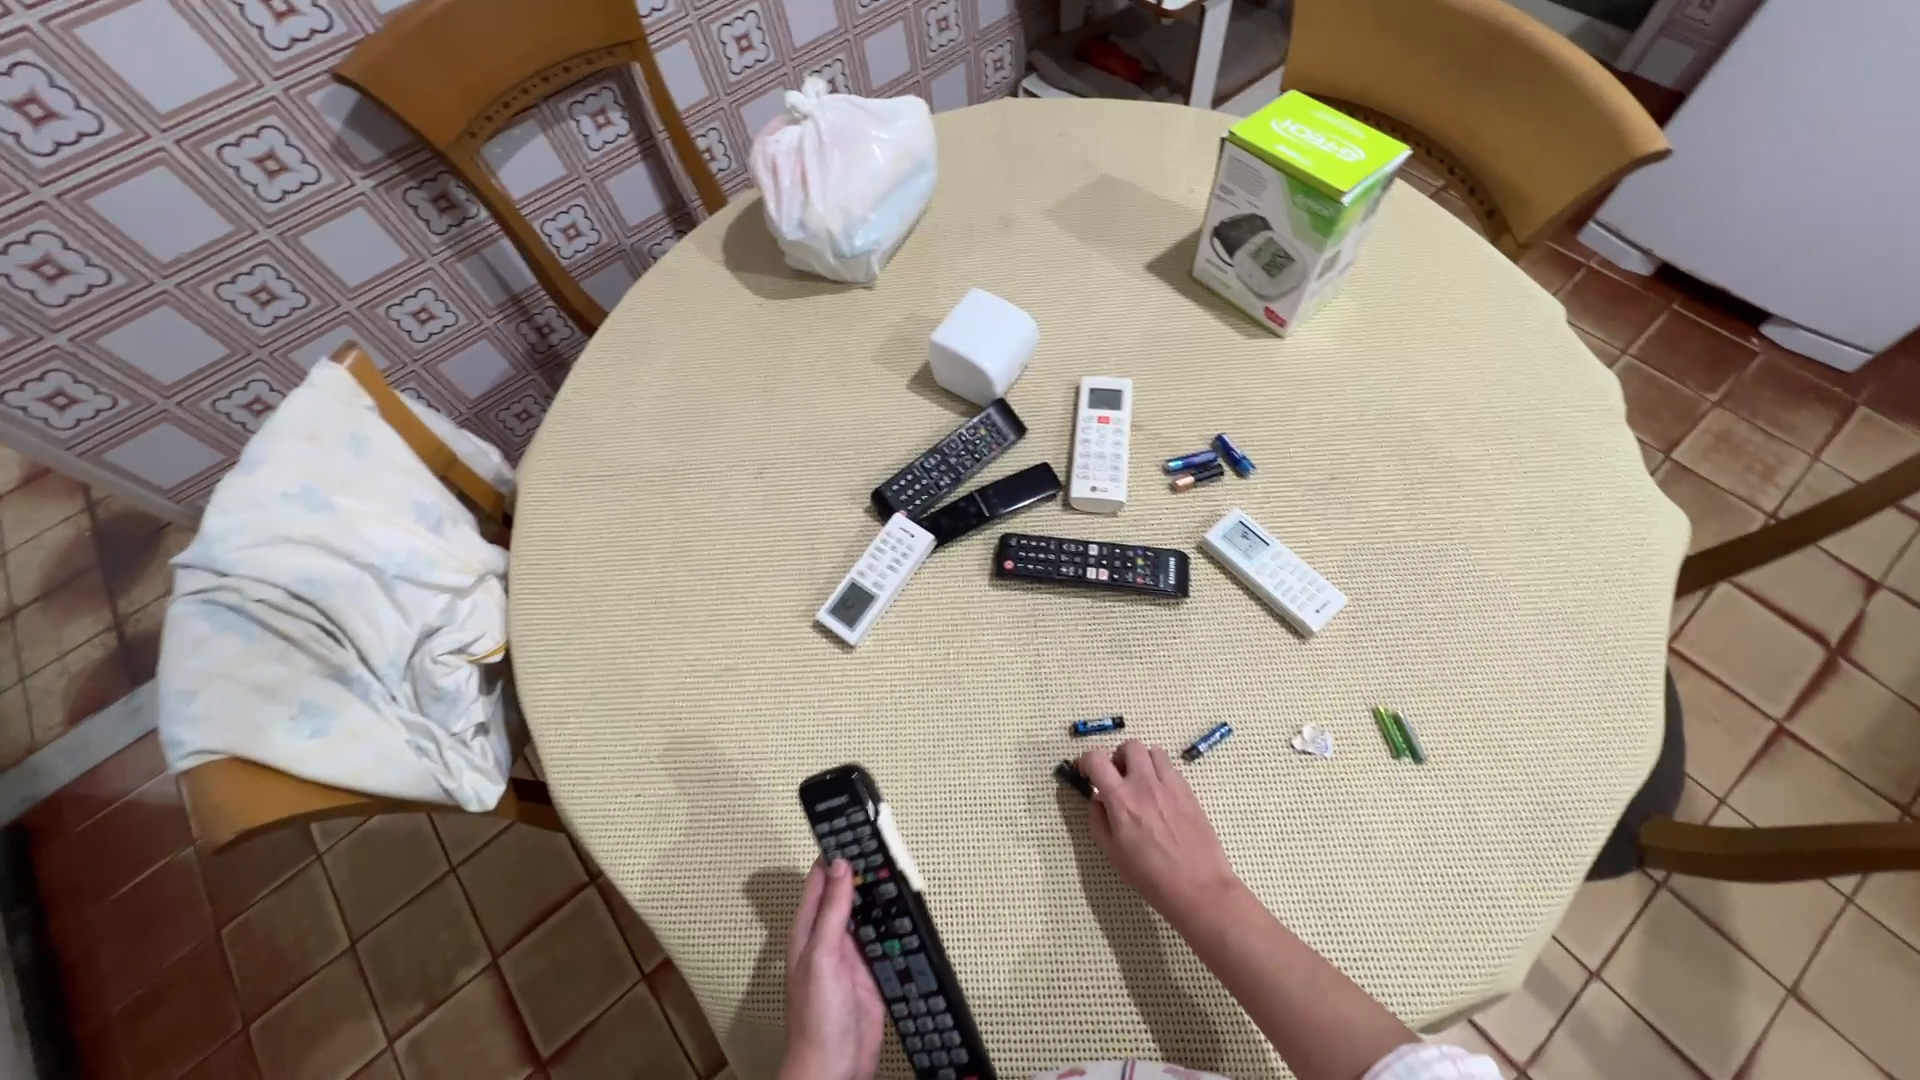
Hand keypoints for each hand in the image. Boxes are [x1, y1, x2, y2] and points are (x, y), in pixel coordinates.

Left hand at [779, 859, 885, 1079]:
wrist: (835, 1069)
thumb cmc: (814, 1022)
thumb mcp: (822, 957)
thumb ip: (832, 912)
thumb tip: (841, 868)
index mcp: (809, 930)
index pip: (820, 879)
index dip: (834, 854)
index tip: (851, 830)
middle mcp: (830, 939)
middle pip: (848, 893)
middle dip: (863, 871)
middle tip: (883, 845)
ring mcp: (852, 956)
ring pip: (869, 915)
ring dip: (882, 898)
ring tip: (898, 871)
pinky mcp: (873, 973)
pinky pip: (886, 941)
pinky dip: (896, 927)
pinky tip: (906, 915)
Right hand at [1077, 739, 1239, 920]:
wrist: (1198, 887)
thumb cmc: (1150, 876)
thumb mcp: (1112, 853)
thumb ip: (1098, 820)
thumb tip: (1097, 800)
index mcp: (1121, 799)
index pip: (1096, 759)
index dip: (1085, 761)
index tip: (1084, 773)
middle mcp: (1145, 784)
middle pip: (1128, 745)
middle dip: (1117, 757)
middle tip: (1116, 778)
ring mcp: (1170, 785)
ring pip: (1153, 751)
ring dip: (1142, 760)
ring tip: (1140, 782)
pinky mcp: (1189, 791)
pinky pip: (1171, 768)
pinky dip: (1160, 773)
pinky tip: (1160, 795)